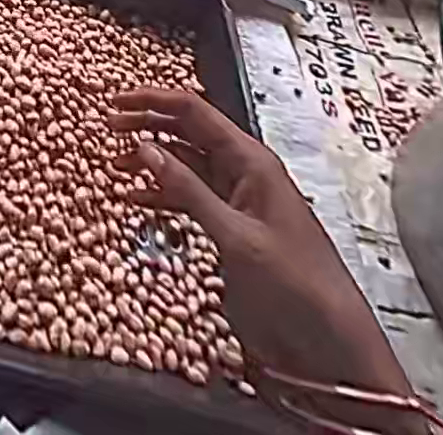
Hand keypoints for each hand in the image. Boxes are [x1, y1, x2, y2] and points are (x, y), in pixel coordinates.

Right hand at [109, 88, 418, 416]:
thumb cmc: (297, 283)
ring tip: (117, 162)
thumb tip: (144, 147)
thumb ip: (188, 189)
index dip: (152, 100)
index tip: (117, 102)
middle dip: (146, 125)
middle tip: (109, 127)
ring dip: (149, 159)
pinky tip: (135, 198)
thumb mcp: (236, 235)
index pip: (193, 111)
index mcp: (250, 159)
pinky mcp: (228, 220)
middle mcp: (241, 169)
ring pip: (182, 161)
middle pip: (185, 130)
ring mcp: (234, 194)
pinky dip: (159, 192)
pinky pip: (187, 193)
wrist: (333, 342)